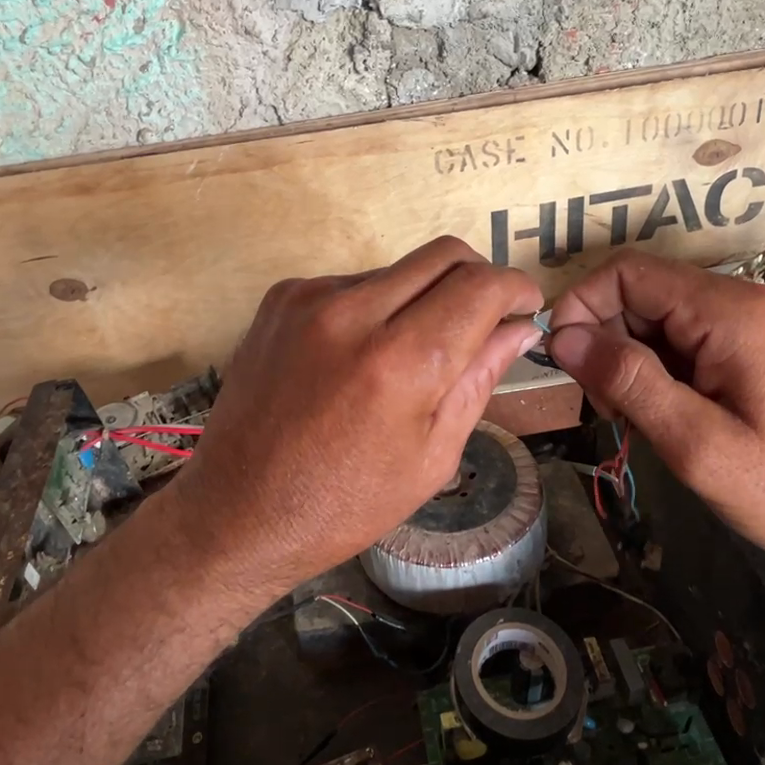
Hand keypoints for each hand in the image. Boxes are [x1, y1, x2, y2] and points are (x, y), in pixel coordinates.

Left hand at [170, 237, 544, 589]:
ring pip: (398, 268)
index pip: (481, 286)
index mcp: (400, 363)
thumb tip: (520, 327)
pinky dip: (374, 306)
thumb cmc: (345, 502)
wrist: (237, 510)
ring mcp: (311, 297)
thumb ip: (480, 378)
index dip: (517, 288)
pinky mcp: (282, 296)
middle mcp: (353, 312)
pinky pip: (352, 282)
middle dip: (478, 277)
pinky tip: (360, 355)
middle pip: (444, 254)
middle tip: (485, 317)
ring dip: (423, 295)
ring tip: (411, 352)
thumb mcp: (432, 456)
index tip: (527, 305)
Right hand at [546, 250, 764, 595]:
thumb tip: (564, 336)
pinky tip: (667, 420)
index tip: (568, 366)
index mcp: (729, 312)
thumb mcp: (699, 445)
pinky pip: (685, 342)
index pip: (625, 272)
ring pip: (658, 320)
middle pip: (640, 294)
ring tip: (640, 423)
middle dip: (606, 343)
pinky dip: (660, 374)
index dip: (582, 307)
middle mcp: (740, 303)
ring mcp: (751, 326)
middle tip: (612, 410)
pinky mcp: (755, 352)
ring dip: (631, 363)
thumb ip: (629, 382)